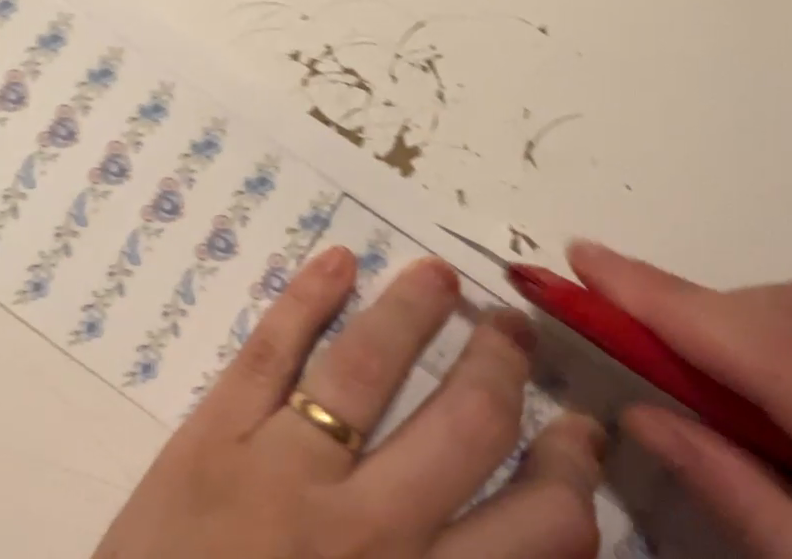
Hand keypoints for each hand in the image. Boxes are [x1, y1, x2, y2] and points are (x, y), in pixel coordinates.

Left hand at [95, 246, 605, 558]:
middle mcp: (370, 523)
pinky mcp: (215, 430)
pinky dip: (307, 297)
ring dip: (414, 310)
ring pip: (368, 365)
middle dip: (501, 367)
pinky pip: (270, 350)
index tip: (575, 430)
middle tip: (513, 330)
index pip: (540, 526)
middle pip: (465, 423)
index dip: (571, 472)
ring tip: (442, 276)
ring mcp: (284, 463)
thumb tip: (510, 541)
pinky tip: (340, 260)